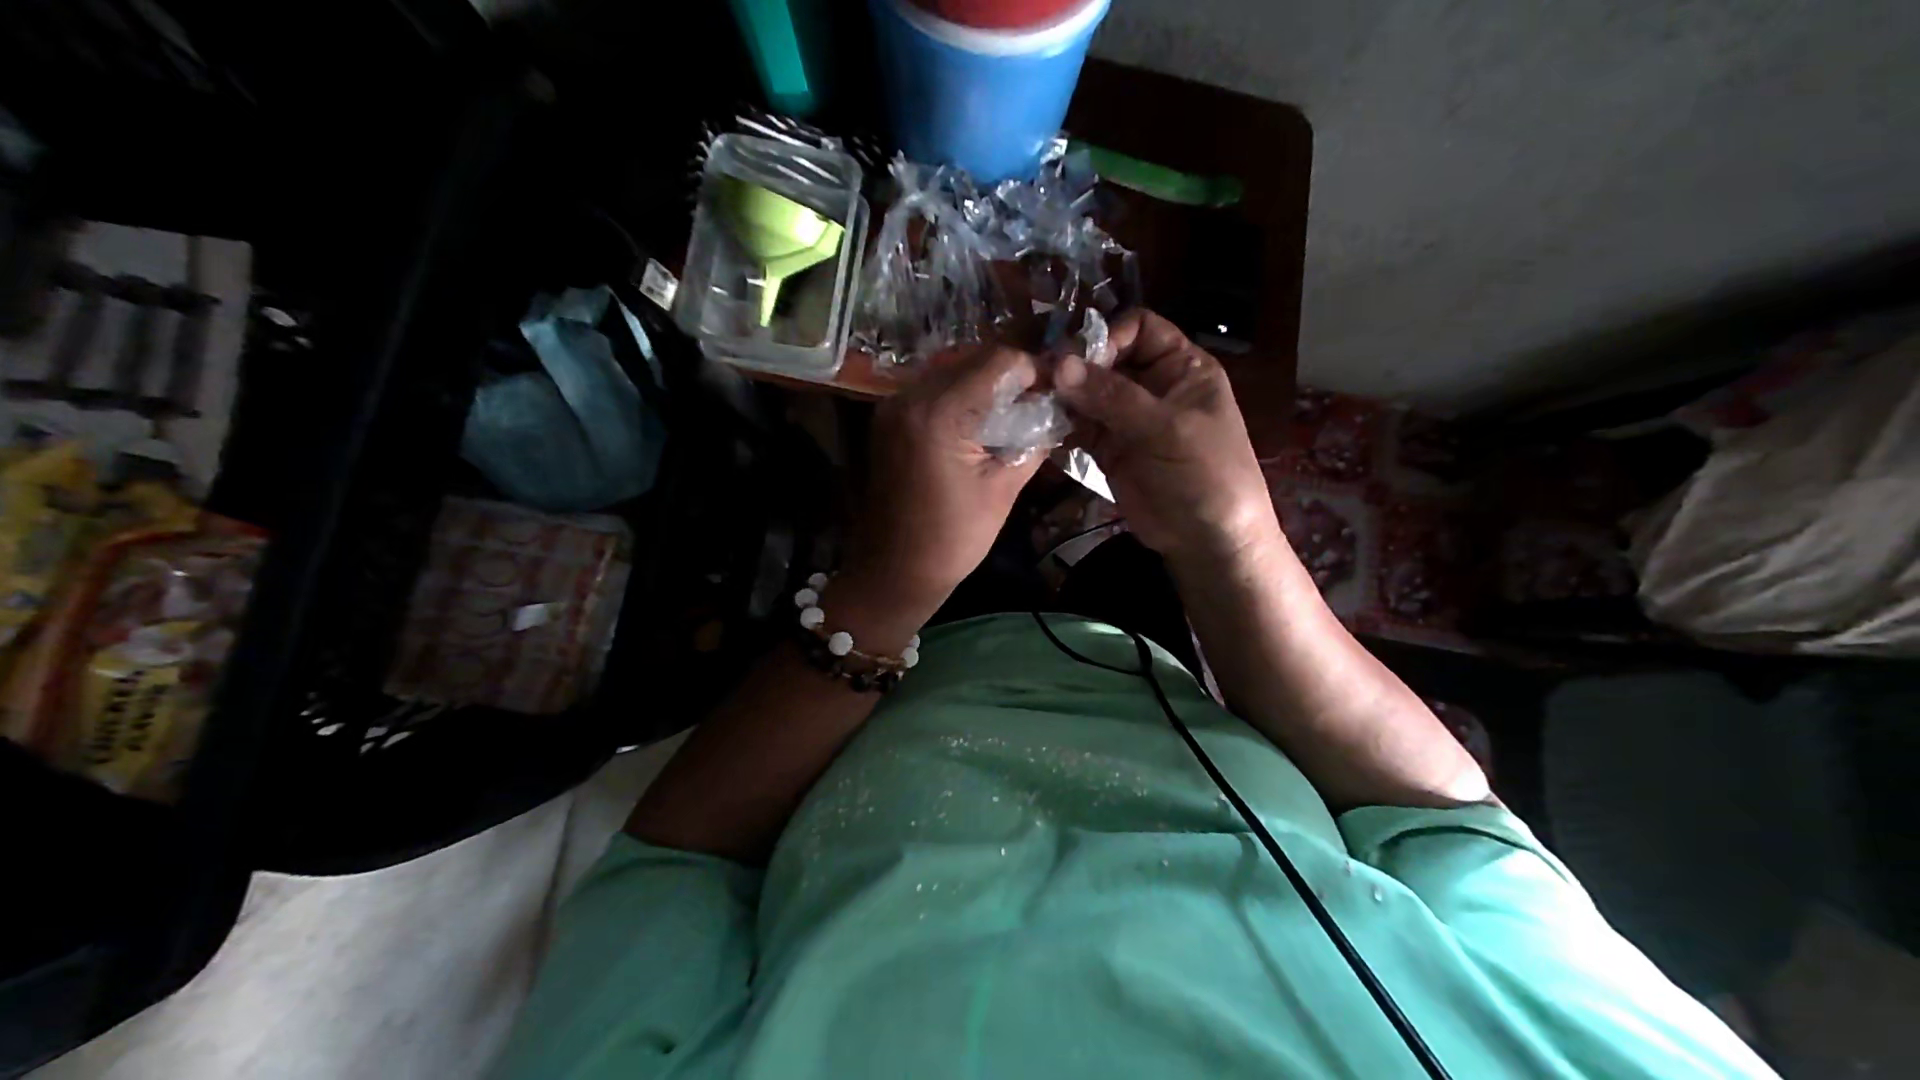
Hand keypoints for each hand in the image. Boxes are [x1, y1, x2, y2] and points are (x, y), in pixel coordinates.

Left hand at [838, 346, 1045, 629]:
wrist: (894, 571)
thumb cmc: (952, 539)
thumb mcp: (1003, 488)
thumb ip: (1033, 439)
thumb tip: (1057, 409)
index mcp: (938, 413)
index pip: (997, 361)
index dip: (1032, 369)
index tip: (1054, 389)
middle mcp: (909, 397)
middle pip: (971, 359)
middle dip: (1010, 374)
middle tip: (1039, 399)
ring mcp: (893, 406)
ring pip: (951, 371)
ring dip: (986, 383)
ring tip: (1015, 410)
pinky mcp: (889, 419)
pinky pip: (932, 391)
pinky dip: (962, 396)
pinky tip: (982, 421)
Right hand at [1056, 310, 1279, 563]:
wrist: (1207, 540)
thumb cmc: (1205, 475)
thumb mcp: (1167, 430)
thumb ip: (1113, 397)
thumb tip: (1059, 365)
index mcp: (1181, 368)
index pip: (1140, 328)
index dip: (1109, 336)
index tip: (1080, 360)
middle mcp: (1151, 386)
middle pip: (1106, 358)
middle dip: (1075, 367)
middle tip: (1043, 379)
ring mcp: (1126, 418)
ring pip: (1086, 392)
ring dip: (1062, 396)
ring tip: (1034, 401)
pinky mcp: (1107, 448)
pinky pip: (1078, 426)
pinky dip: (1059, 425)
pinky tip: (1039, 426)